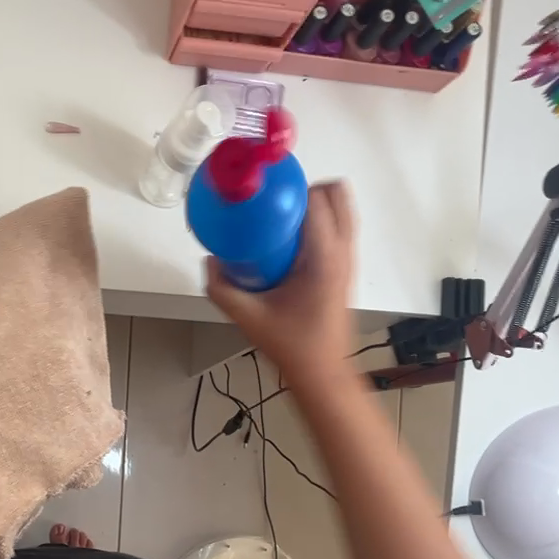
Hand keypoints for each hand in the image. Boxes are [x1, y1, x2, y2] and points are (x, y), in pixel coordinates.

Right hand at [205, 181, 358, 390]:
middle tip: (273, 203)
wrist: (322, 371)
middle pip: (336, 193)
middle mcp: (342, 251)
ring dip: (314, 203)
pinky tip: (289, 240)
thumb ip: (222, 288)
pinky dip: (319, 221)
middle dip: (305, 189)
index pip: (315, 200)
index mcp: (323, 258)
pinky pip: (339, 226)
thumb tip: (210, 261)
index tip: (264, 189)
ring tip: (280, 217)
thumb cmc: (292, 346)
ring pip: (341, 207)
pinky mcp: (346, 267)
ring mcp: (349, 258)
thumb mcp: (248, 317)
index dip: (290, 187)